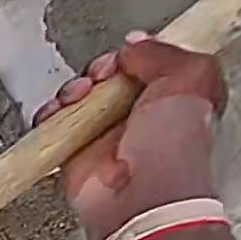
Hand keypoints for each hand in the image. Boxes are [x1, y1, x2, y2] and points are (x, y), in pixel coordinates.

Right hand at [33, 32, 224, 239]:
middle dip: (97, 71)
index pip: (144, 64)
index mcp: (170, 97)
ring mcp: (101, 136)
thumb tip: (133, 45)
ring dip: (72, 90)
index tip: (126, 57)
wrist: (138, 194)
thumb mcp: (192, 77)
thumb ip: (164, 52)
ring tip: (77, 96)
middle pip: (106, 78)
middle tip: (99, 78)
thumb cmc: (173, 144)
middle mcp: (135, 116)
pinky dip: (49, 115)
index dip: (131, 55)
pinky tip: (56, 113)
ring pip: (77, 99)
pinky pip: (52, 126)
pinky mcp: (71, 154)